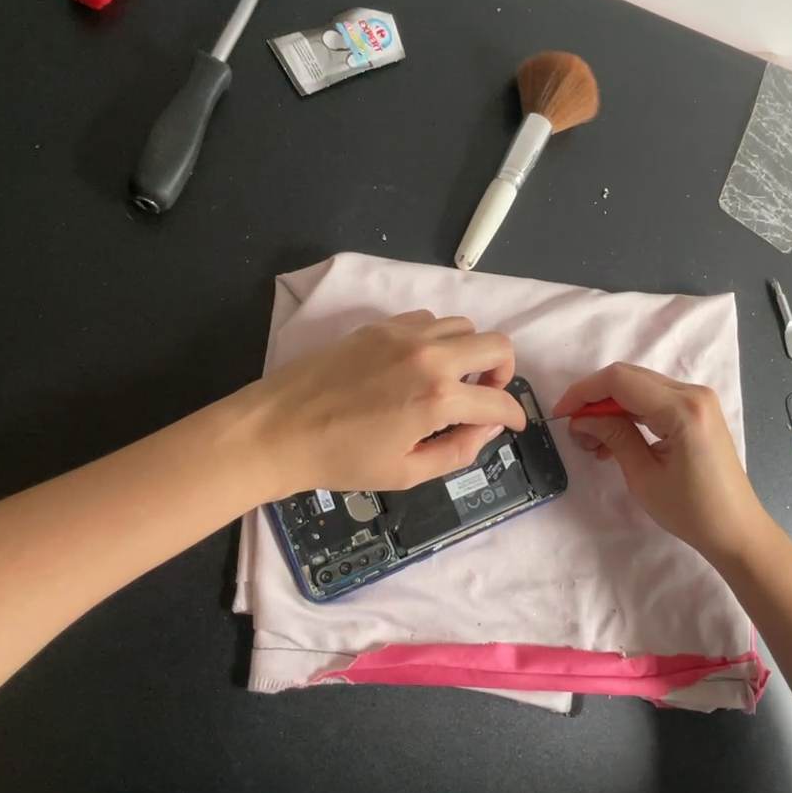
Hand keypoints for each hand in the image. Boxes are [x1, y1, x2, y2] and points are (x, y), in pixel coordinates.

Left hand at [238, 311, 527, 495]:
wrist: (277, 430)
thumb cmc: (340, 460)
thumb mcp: (407, 473)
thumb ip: (458, 451)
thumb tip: (485, 430)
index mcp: (437, 399)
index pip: (499, 401)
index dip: (514, 416)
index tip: (514, 424)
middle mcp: (429, 357)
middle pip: (497, 345)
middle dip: (504, 373)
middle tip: (486, 396)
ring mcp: (403, 334)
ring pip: (464, 326)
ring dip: (470, 353)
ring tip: (451, 381)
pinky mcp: (379, 326)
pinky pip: (428, 319)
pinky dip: (438, 339)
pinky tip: (419, 365)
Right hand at [553, 363, 771, 563]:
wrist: (736, 530)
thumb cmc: (692, 511)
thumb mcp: (644, 476)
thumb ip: (614, 437)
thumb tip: (583, 419)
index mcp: (683, 409)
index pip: (620, 380)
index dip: (584, 391)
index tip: (561, 413)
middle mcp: (693, 394)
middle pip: (629, 378)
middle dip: (595, 399)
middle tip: (575, 431)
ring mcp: (698, 401)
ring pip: (639, 387)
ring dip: (610, 407)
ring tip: (592, 442)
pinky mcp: (698, 411)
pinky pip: (654, 400)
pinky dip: (629, 413)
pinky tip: (614, 440)